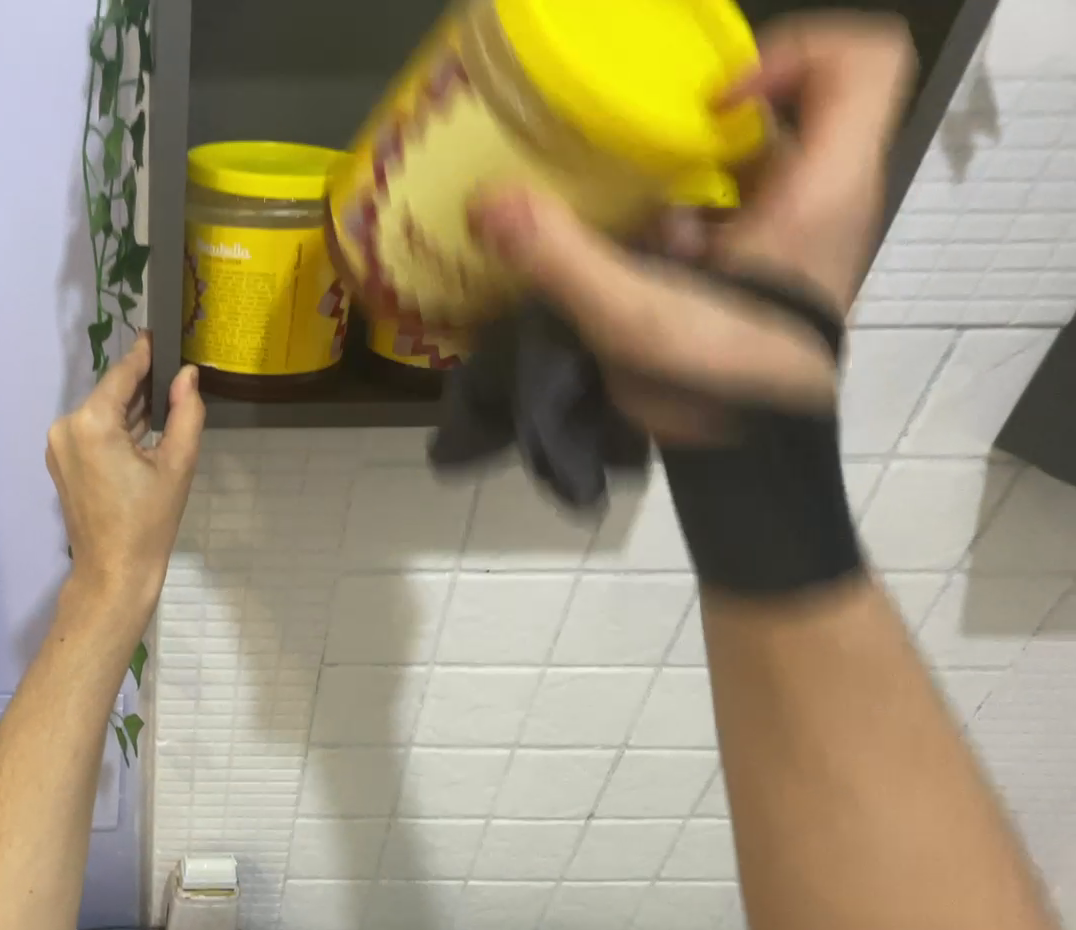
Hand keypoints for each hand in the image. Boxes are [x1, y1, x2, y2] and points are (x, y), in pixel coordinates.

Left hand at [47, 332, 204, 625]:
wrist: (113, 572)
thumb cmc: (149, 521)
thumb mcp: (178, 464)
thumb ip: (186, 412)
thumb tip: (188, 375)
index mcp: (91, 423)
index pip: (122, 375)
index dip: (144, 354)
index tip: (159, 333)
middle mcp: (65, 427)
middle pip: (109, 394)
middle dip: (140, 386)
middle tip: (175, 374)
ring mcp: (58, 446)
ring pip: (100, 414)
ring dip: (129, 410)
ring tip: (166, 402)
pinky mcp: (60, 463)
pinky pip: (91, 434)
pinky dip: (115, 430)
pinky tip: (143, 431)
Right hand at [468, 13, 915, 439]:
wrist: (744, 458)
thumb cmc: (720, 379)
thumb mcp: (634, 315)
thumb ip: (561, 257)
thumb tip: (487, 202)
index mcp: (819, 191)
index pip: (857, 63)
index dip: (785, 56)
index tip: (701, 104)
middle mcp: (811, 205)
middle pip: (772, 122)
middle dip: (688, 138)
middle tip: (622, 159)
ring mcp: (780, 245)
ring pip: (731, 178)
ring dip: (664, 192)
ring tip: (608, 222)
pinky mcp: (747, 280)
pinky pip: (709, 227)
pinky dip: (659, 233)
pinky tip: (614, 265)